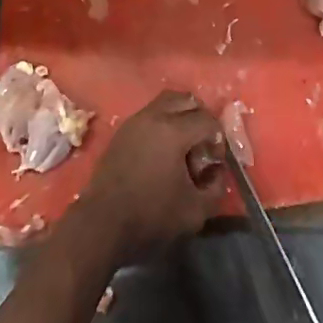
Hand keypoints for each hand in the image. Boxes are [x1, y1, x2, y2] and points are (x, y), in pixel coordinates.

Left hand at [67, 90, 226, 264]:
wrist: (104, 223)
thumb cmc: (152, 216)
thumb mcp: (196, 211)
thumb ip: (216, 187)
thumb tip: (217, 170)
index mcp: (173, 131)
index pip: (207, 119)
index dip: (218, 138)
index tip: (216, 160)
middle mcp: (153, 116)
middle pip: (185, 99)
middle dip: (200, 117)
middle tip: (203, 144)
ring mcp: (134, 120)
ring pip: (165, 102)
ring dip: (180, 116)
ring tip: (184, 146)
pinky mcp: (122, 130)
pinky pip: (149, 113)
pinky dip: (162, 122)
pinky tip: (163, 152)